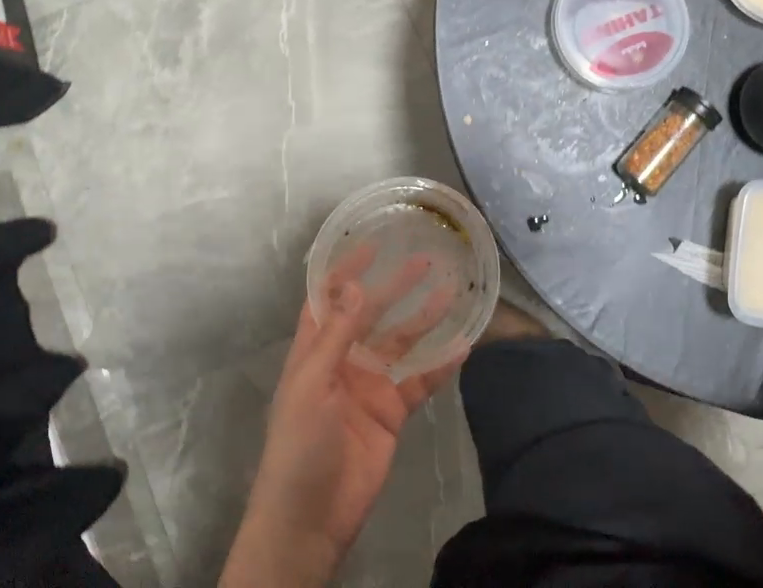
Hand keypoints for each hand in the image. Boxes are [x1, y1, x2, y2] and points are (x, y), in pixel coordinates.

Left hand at [221, 248, 465, 587]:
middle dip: (395, 287)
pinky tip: (464, 345)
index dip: (346, 271)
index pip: (328, 300)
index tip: (372, 244)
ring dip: (425, 319)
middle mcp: (342, 361)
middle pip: (372, 315)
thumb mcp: (312, 384)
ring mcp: (369, 387)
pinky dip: (441, 364)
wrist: (311, 517)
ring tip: (453, 293)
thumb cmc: (299, 445)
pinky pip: (420, 380)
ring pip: (401, 344)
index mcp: (313, 351)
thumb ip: (336, 335)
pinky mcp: (392, 412)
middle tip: (426, 261)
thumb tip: (355, 284)